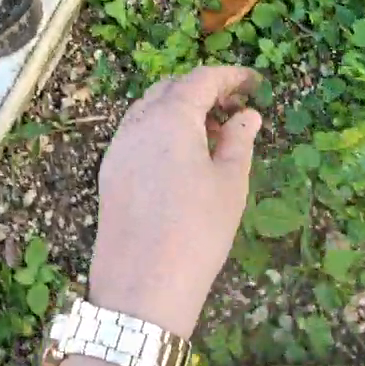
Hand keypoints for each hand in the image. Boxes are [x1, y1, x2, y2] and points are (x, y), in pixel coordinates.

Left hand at [88, 66, 262, 336]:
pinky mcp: (109, 171)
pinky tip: (182, 157)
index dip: (231, 76)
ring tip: (212, 135)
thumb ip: (240, 140)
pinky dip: (162, 130)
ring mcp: (119, 147)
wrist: (141, 288)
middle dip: (205, 90)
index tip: (255, 83)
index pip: (202, 79)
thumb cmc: (197, 231)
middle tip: (235, 108)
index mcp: (171, 117)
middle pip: (172, 88)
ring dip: (181, 110)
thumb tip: (248, 115)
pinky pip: (138, 133)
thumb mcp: (230, 183)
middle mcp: (138, 123)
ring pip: (151, 109)